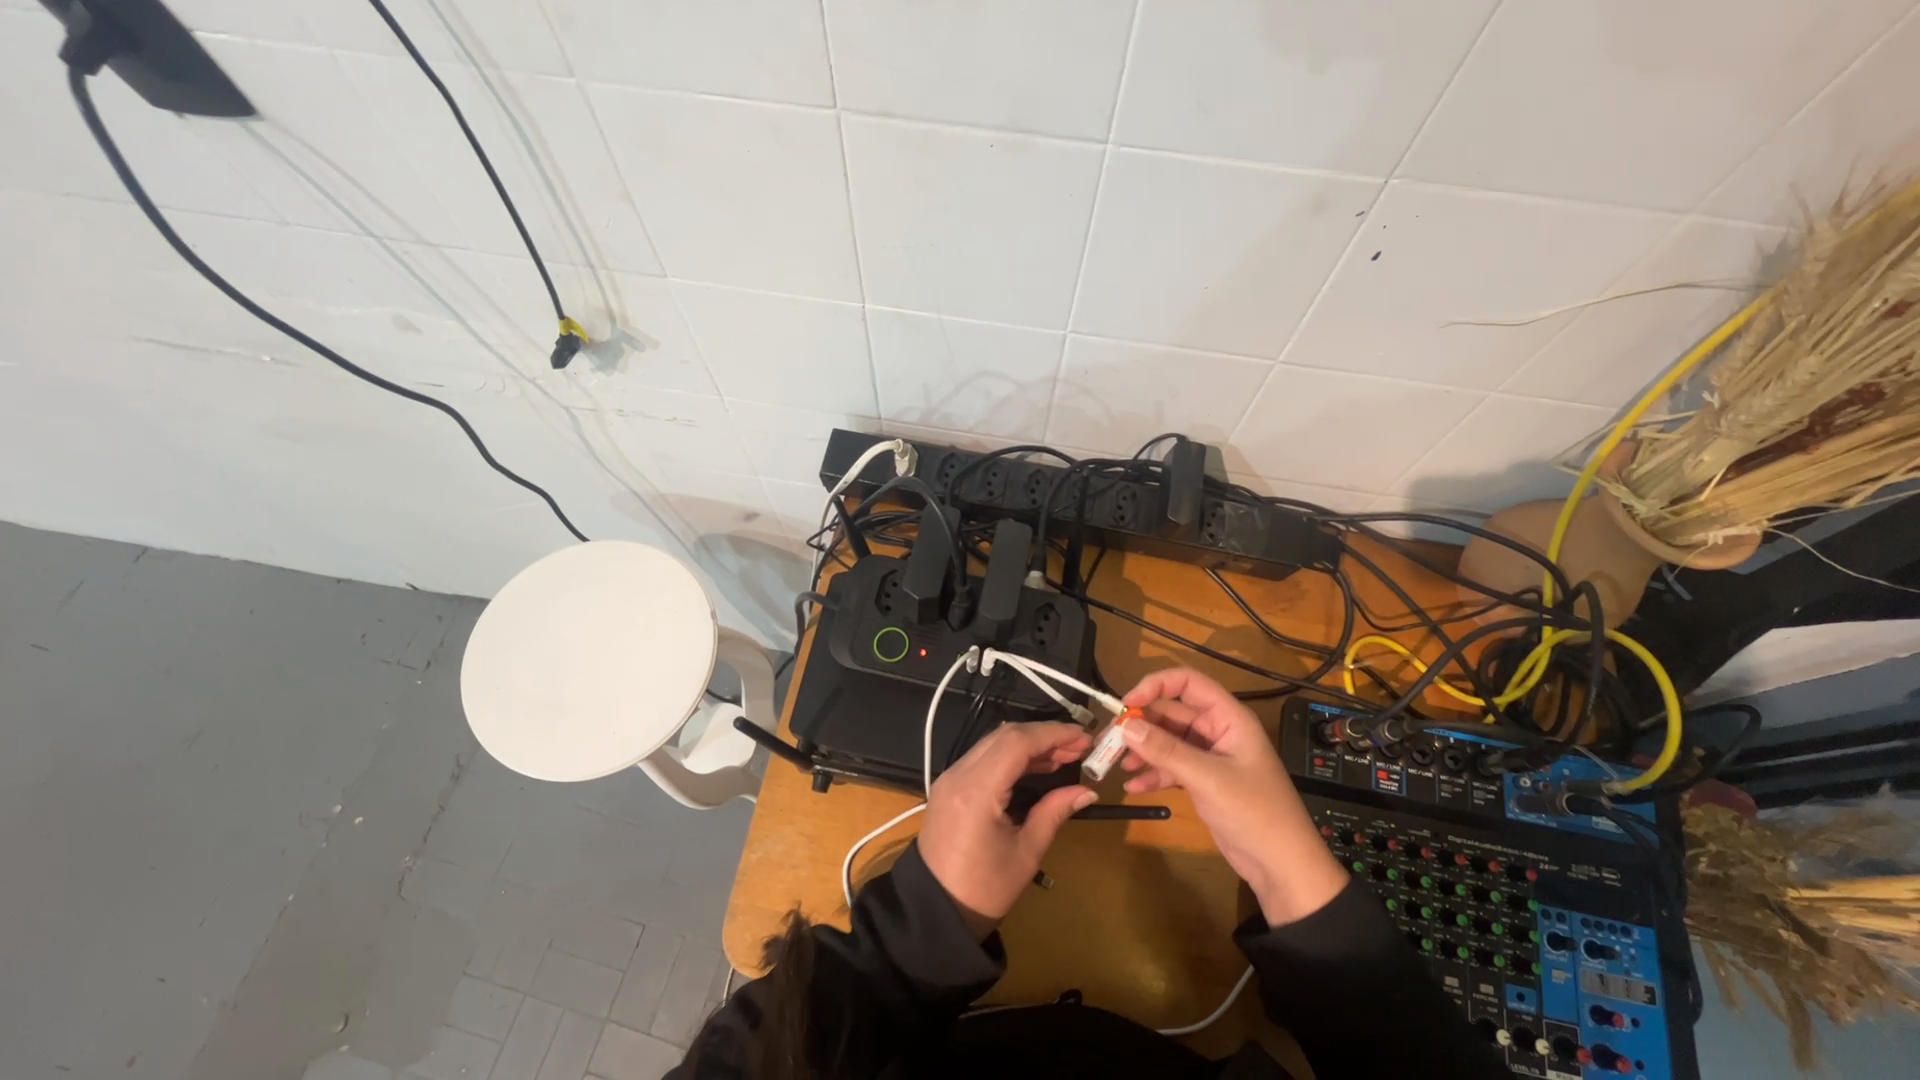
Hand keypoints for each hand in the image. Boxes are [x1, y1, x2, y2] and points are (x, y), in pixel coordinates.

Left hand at [919, 721, 1095, 938]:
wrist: (935, 909)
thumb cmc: (984, 889)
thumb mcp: (1026, 852)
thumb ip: (1054, 812)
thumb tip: (1087, 792)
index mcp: (977, 790)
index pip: (1017, 742)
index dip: (1053, 734)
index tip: (1084, 738)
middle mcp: (959, 774)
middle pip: (1004, 736)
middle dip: (1044, 735)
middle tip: (1079, 747)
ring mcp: (950, 777)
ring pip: (993, 743)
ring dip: (1028, 744)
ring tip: (1064, 756)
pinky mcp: (949, 786)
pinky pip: (983, 757)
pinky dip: (1011, 755)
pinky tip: (1037, 767)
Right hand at [1119, 668, 1347, 926]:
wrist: (1282, 864)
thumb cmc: (1254, 812)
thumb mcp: (1207, 778)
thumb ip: (1165, 750)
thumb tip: (1126, 726)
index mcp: (1229, 718)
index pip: (1188, 683)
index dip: (1156, 685)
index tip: (1126, 703)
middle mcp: (1218, 732)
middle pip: (1173, 712)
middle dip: (1142, 723)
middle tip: (1111, 738)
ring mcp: (1211, 758)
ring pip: (1168, 741)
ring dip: (1143, 749)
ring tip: (1116, 764)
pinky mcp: (1204, 782)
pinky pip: (1172, 767)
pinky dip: (1152, 774)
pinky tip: (1133, 787)